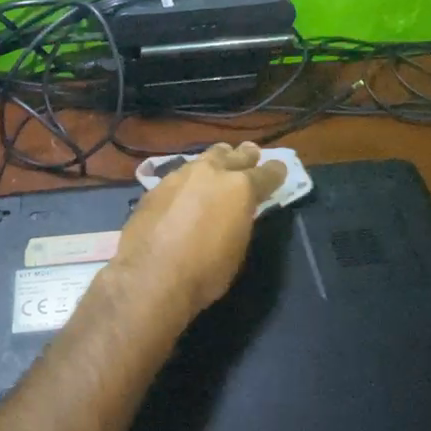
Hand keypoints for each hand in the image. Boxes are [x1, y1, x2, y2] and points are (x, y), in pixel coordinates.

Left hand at [107, 142, 285, 317]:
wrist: (150, 276)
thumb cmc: (205, 272)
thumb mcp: (237, 248)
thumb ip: (240, 220)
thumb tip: (237, 212)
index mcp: (240, 188)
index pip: (266, 173)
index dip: (275, 172)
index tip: (279, 170)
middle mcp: (212, 173)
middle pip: (234, 156)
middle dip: (245, 156)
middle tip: (250, 154)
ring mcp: (180, 176)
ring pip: (204, 158)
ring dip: (216, 160)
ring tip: (220, 160)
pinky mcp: (156, 187)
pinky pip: (180, 174)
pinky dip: (189, 178)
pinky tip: (186, 187)